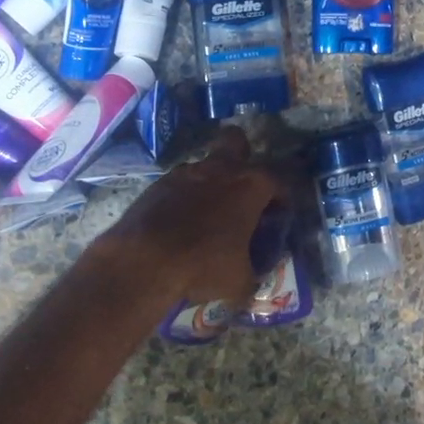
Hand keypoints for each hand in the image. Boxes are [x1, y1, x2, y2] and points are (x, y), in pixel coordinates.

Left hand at [91, 126, 285, 307]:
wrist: (143, 262)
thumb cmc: (203, 266)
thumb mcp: (240, 281)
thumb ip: (253, 272)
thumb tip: (254, 277)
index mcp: (250, 186)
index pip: (278, 182)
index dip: (280, 199)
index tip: (276, 216)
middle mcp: (221, 169)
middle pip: (235, 142)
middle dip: (240, 156)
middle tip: (239, 188)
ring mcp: (186, 173)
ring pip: (203, 167)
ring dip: (207, 184)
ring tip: (203, 216)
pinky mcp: (157, 185)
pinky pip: (177, 186)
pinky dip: (180, 200)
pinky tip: (175, 225)